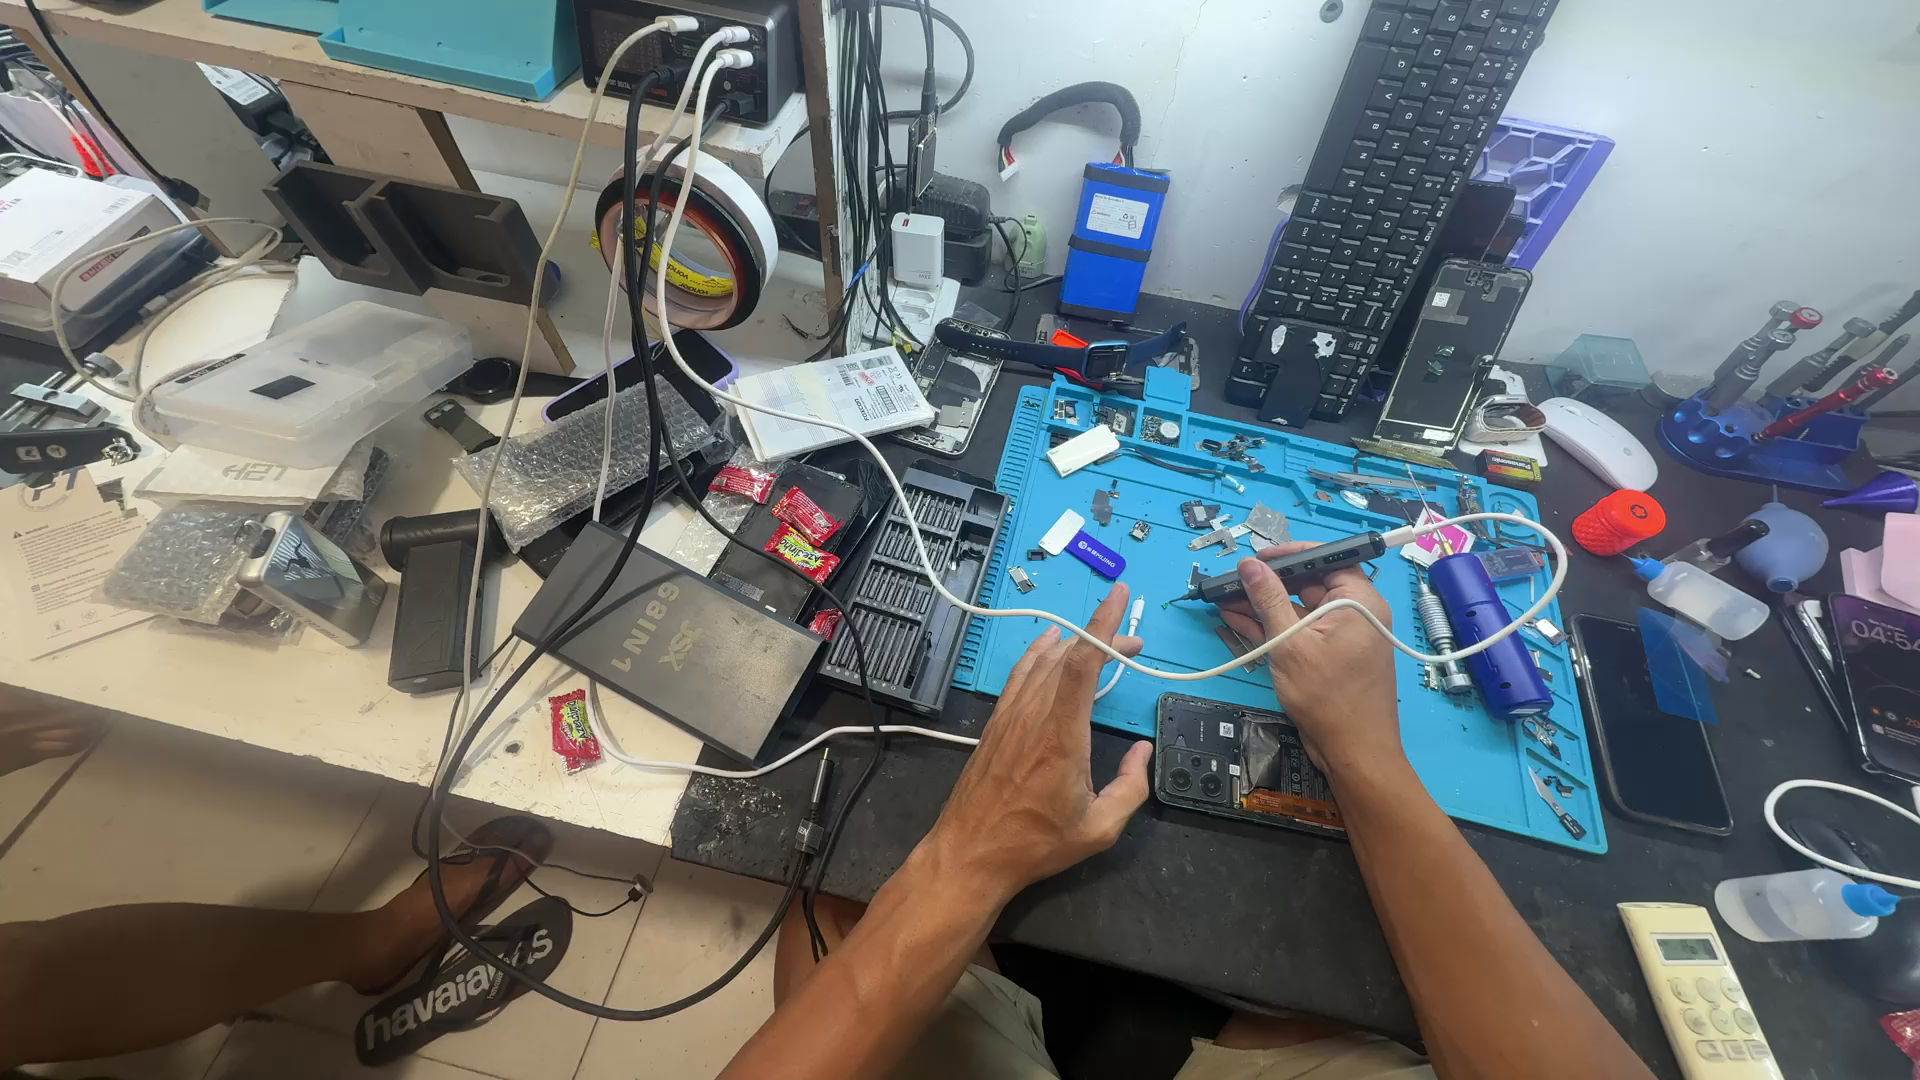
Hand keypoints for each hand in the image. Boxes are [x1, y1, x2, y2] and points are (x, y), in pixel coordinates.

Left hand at [923, 585, 1152, 903]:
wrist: (971, 851)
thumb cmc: (1035, 843)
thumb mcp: (1098, 829)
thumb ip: (1131, 788)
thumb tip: (1143, 752)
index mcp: (1062, 735)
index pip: (1083, 664)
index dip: (1102, 625)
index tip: (1119, 596)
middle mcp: (1034, 714)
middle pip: (1068, 656)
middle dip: (1103, 640)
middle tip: (1134, 644)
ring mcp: (1011, 714)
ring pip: (1043, 661)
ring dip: (1075, 645)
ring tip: (1103, 643)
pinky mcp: (998, 720)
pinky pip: (1020, 674)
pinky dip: (1039, 652)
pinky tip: (1049, 644)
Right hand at [1219, 543, 1402, 775]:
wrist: (1352, 751)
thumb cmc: (1329, 696)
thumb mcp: (1290, 643)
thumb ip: (1267, 599)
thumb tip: (1249, 565)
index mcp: (1359, 601)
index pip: (1326, 560)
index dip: (1290, 555)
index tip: (1257, 558)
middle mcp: (1353, 612)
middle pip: (1306, 584)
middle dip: (1267, 582)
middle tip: (1232, 580)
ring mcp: (1339, 635)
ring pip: (1296, 607)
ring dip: (1261, 604)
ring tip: (1224, 597)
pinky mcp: (1325, 654)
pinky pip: (1295, 629)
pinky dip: (1269, 625)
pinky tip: (1235, 617)